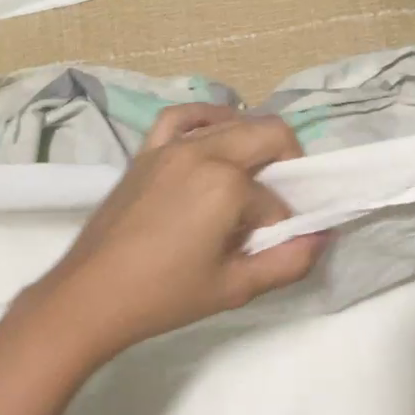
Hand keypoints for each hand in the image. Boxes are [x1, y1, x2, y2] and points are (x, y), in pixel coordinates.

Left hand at [27, 104, 327, 362]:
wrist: (91, 296)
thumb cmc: (164, 296)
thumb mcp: (234, 288)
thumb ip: (288, 262)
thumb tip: (322, 238)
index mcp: (226, 184)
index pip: (277, 201)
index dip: (283, 227)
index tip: (269, 249)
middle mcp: (202, 151)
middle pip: (268, 135)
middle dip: (286, 166)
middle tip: (277, 206)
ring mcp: (170, 146)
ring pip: (232, 122)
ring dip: (254, 143)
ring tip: (251, 178)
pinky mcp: (146, 152)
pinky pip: (183, 117)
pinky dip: (207, 120)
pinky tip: (216, 137)